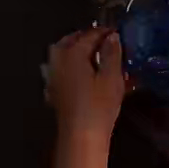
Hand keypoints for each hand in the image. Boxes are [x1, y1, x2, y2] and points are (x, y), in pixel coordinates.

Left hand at [46, 28, 125, 144]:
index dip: (103, 32)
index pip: (89, 35)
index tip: (116, 32)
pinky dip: (69, 65)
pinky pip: (59, 69)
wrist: (81, 135)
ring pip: (60, 54)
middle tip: (102, 40)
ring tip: (91, 53)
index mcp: (72, 54)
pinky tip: (79, 72)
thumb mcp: (111, 77)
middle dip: (85, 37)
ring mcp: (53, 76)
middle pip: (69, 41)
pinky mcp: (53, 90)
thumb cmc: (99, 104)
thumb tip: (112, 37)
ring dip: (74, 49)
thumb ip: (111, 54)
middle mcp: (58, 61)